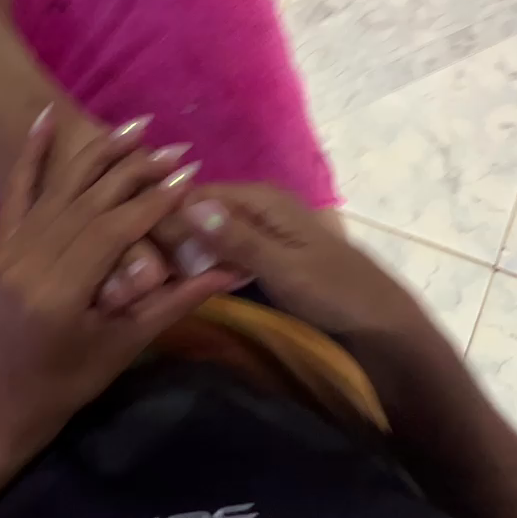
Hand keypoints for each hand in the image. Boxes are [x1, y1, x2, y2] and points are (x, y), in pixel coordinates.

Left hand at [0, 108, 240, 448]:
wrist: (14, 393)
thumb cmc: (77, 376)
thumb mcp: (129, 342)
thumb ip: (178, 300)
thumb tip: (234, 271)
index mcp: (61, 294)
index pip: (113, 231)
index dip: (153, 200)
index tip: (188, 174)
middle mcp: (28, 263)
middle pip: (89, 203)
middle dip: (135, 171)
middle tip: (175, 148)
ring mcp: (8, 250)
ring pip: (59, 190)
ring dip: (98, 154)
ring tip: (137, 126)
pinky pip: (16, 191)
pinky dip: (31, 154)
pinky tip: (46, 117)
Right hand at [173, 184, 436, 337]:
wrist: (380, 322)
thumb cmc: (335, 293)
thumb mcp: (283, 267)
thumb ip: (236, 238)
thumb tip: (186, 206)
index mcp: (261, 198)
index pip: (193, 195)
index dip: (164, 217)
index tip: (137, 250)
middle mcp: (257, 203)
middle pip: (198, 210)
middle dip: (172, 235)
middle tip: (147, 271)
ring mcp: (261, 226)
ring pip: (207, 229)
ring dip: (186, 250)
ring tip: (159, 276)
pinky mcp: (263, 248)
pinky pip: (222, 246)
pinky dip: (206, 259)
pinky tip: (190, 279)